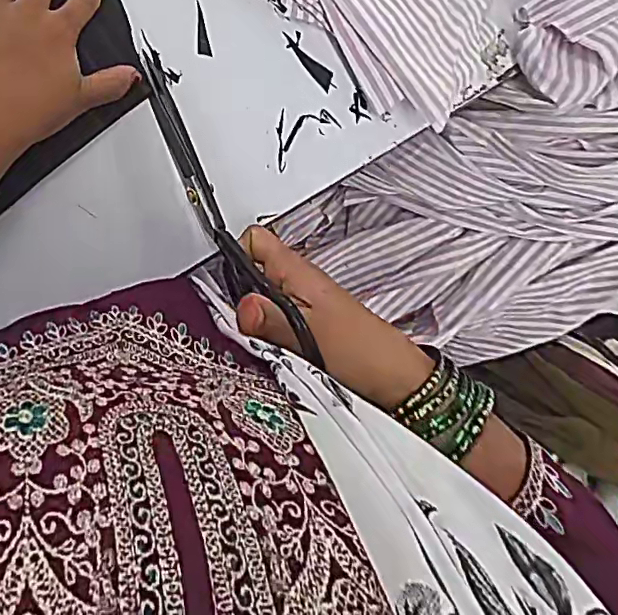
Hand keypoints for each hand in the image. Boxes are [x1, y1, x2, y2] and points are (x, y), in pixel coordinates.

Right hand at [235, 227, 436, 408]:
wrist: (395, 378)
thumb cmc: (362, 350)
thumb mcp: (308, 336)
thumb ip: (270, 320)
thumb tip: (240, 307)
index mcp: (296, 271)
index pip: (254, 239)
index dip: (233, 253)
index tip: (222, 282)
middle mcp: (297, 280)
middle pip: (252, 269)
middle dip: (239, 292)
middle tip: (240, 320)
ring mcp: (302, 301)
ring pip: (262, 295)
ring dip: (255, 316)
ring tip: (259, 340)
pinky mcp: (307, 322)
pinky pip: (275, 315)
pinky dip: (268, 331)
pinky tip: (274, 350)